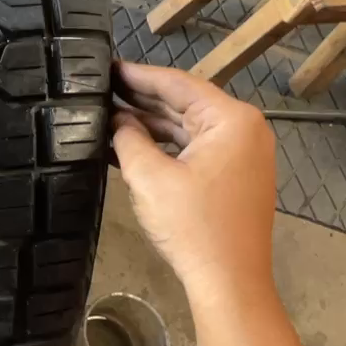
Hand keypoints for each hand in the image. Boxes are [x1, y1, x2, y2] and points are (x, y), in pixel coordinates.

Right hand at [110, 62, 276, 296]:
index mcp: (231, 120)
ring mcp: (241, 154)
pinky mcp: (233, 176)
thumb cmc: (192, 225)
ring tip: (108, 114)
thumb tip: (117, 121)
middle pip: (184, 103)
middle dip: (142, 98)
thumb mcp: (148, 177)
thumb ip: (128, 139)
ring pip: (187, 127)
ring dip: (150, 123)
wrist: (228, 279)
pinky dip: (164, 146)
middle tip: (102, 86)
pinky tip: (130, 144)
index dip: (138, 75)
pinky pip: (194, 149)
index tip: (108, 66)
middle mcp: (243, 130)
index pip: (177, 84)